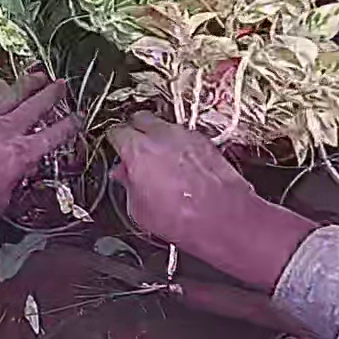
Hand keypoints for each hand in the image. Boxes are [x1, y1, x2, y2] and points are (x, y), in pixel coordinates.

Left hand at [0, 65, 81, 222]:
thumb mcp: (0, 200)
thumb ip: (13, 184)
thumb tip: (19, 173)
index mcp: (20, 155)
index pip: (52, 137)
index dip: (69, 127)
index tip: (78, 118)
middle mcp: (6, 132)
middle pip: (36, 107)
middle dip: (52, 95)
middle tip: (62, 86)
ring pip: (11, 95)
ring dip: (27, 83)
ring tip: (39, 74)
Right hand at [107, 112, 317, 290]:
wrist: (224, 220)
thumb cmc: (184, 218)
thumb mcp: (139, 209)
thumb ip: (128, 184)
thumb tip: (125, 176)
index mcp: (138, 149)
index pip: (116, 132)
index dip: (114, 142)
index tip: (116, 151)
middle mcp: (162, 135)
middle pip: (140, 118)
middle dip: (134, 131)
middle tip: (133, 150)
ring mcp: (186, 135)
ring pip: (163, 124)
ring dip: (157, 137)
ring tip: (158, 160)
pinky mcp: (205, 141)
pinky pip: (184, 135)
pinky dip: (178, 144)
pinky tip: (180, 164)